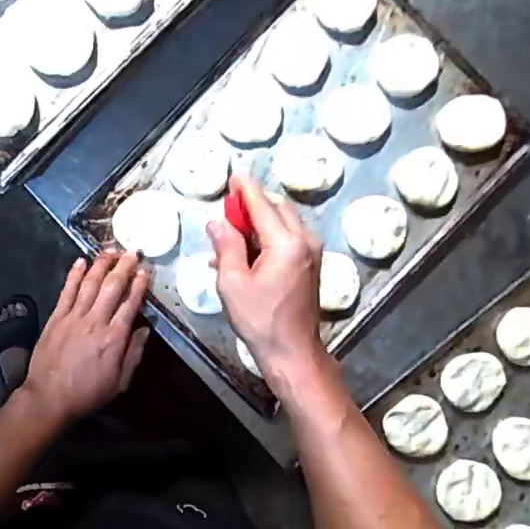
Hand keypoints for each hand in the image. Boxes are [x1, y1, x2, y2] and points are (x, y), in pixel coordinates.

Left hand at [19, 250, 151, 426]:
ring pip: (90, 283)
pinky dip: (74, 275)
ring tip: (111, 251)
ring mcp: (73, 317)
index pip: (130, 303)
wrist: (49, 398)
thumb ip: (134, 354)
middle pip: (112, 287)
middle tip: (133, 252)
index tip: (145, 271)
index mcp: (115, 338)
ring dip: (101, 264)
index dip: (139, 285)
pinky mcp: (56, 318)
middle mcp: (95, 322)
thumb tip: (144, 329)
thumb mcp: (120, 382)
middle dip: (124, 267)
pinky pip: (67, 291)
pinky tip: (81, 261)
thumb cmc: (88, 394)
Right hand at [208, 178, 333, 391]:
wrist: (292, 350)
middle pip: (277, 209)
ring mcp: (311, 253)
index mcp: (286, 243)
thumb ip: (226, 247)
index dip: (245, 190)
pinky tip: (245, 251)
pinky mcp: (310, 265)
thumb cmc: (260, 320)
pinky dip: (267, 237)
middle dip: (252, 205)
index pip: (262, 205)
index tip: (234, 178)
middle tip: (228, 208)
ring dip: (259, 221)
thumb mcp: (232, 283)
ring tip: (232, 234)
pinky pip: (288, 239)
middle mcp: (304, 241)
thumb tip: (218, 223)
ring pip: (284, 222)